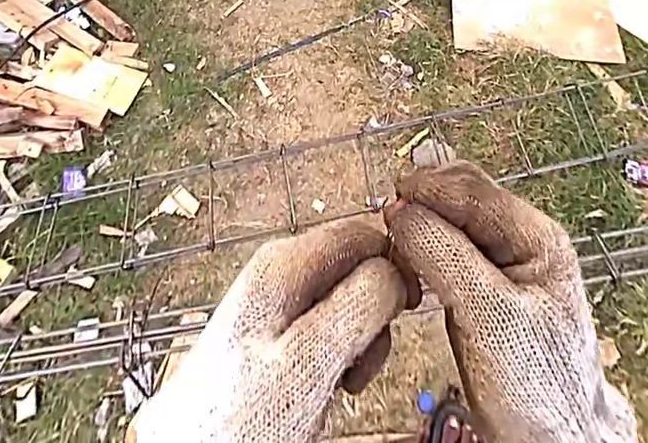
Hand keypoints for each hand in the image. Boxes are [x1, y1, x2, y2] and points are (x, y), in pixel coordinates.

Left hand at [132, 216, 406, 442]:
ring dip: (357, 341)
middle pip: (355, 268)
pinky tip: (324, 385)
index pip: (360, 233)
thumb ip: (357, 304)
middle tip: (362, 358)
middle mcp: (281, 271)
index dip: (391, 266)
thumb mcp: (310, 357)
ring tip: (340, 380)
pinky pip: (327, 331)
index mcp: (285, 260)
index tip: (407, 307)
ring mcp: (278, 303)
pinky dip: (338, 357)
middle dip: (372, 312)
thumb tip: (393, 269)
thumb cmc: (240, 415)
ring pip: (346, 303)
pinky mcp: (277, 334)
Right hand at [386, 162, 637, 442]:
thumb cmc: (539, 389)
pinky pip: (446, 245)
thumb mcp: (488, 316)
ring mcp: (502, 259)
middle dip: (425, 201)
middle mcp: (522, 239)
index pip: (476, 192)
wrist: (553, 442)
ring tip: (396, 240)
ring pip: (451, 218)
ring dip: (421, 222)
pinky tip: (409, 259)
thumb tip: (401, 210)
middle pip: (463, 196)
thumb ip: (445, 256)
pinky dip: (423, 245)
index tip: (394, 194)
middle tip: (391, 216)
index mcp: (538, 238)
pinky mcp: (482, 280)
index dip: (431, 188)